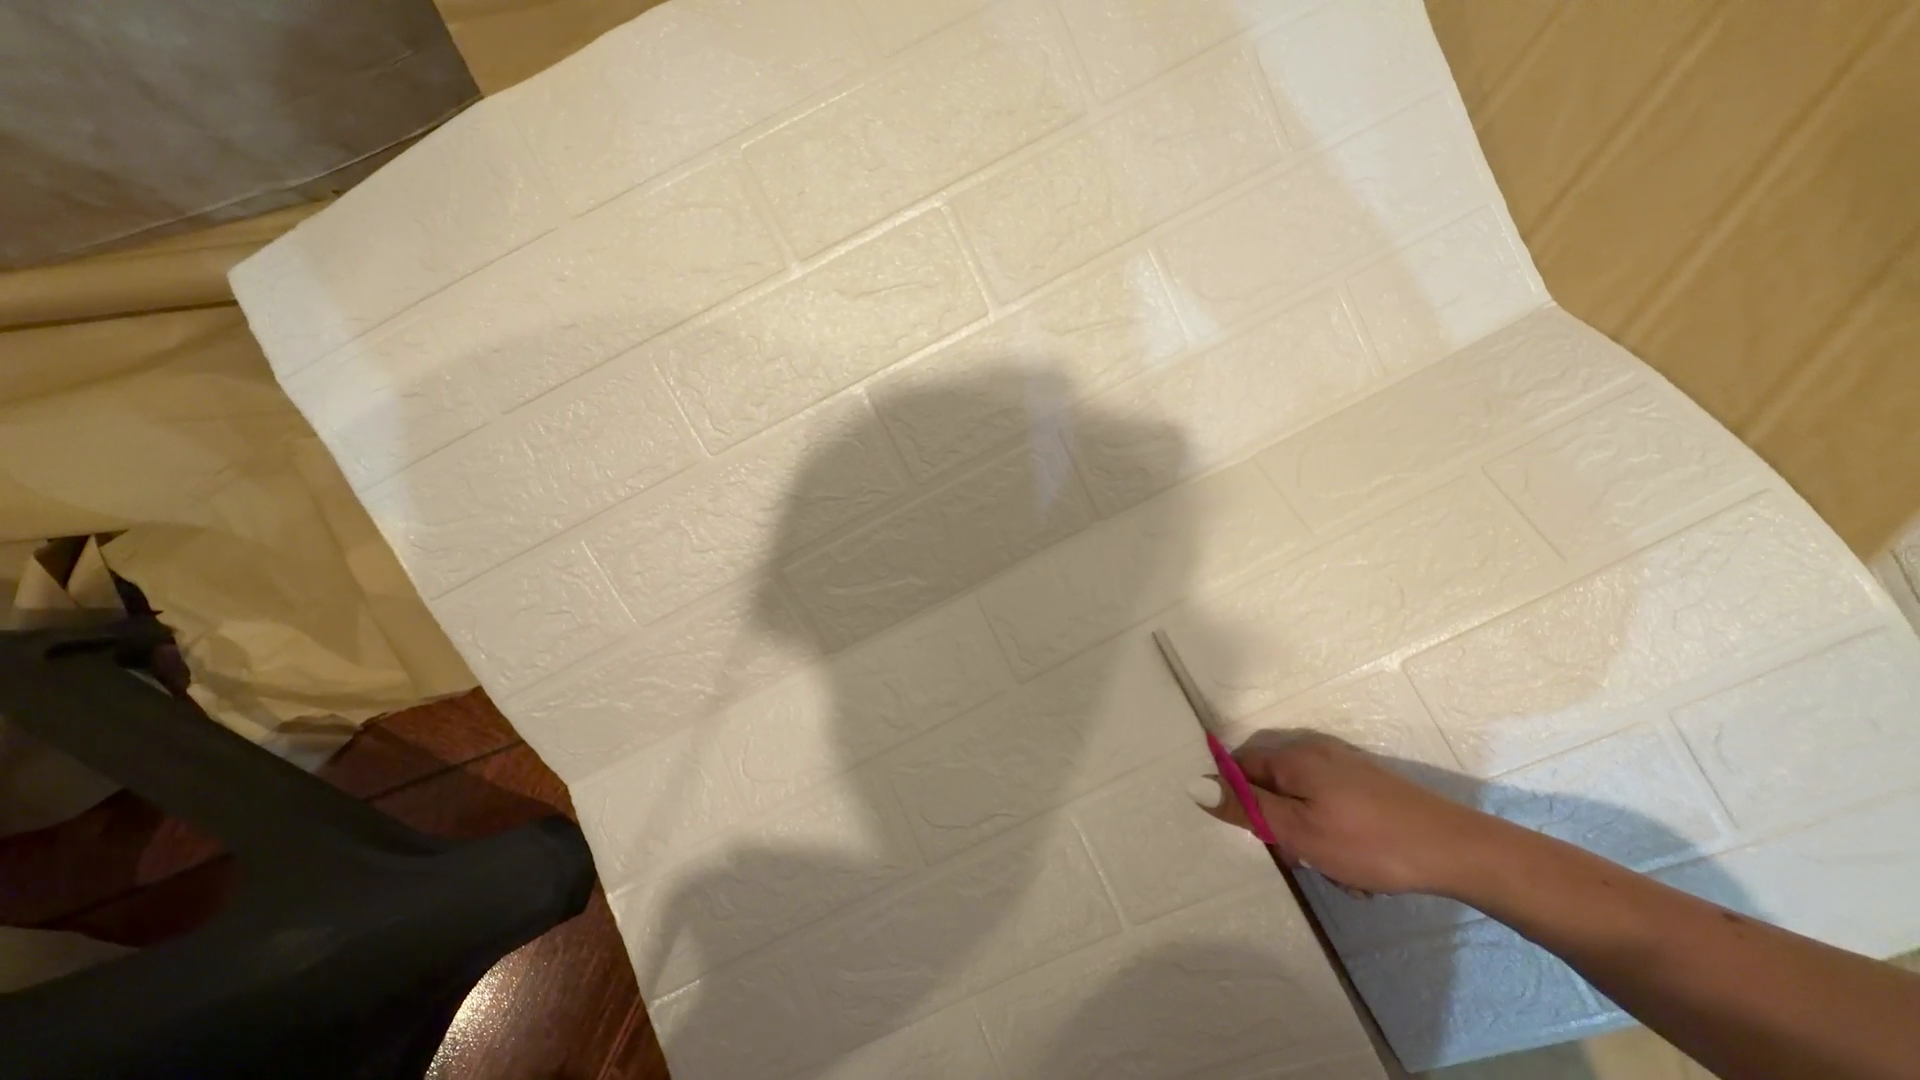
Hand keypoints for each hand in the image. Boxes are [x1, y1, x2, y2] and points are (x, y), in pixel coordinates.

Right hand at [1189, 733, 1503, 896]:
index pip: (1239, 765)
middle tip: (1300, 859)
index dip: (1239, 801)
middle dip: (1279, 826)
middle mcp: (1318, 753)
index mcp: (1294, 756)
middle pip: (1272, 786)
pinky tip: (1358, 868)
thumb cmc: (1367, 843)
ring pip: (1303, 804)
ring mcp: (1347, 770)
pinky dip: (1335, 839)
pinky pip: (1332, 812)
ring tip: (1337, 870)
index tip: (1259, 837)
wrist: (1456, 852)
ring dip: (1310, 839)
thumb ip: (1246, 807)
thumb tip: (1195, 784)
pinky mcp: (1370, 789)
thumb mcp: (1296, 831)